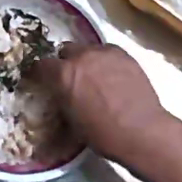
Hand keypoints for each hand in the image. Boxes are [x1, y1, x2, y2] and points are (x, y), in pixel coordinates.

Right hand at [36, 44, 181, 169]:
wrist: (141, 131)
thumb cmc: (102, 133)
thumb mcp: (71, 119)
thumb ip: (63, 98)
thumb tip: (61, 93)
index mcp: (63, 74)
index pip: (42, 65)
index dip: (40, 73)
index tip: (42, 80)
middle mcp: (82, 56)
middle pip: (66, 50)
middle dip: (65, 62)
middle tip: (71, 79)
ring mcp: (105, 53)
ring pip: (88, 49)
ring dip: (86, 60)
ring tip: (94, 76)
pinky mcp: (124, 54)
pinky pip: (107, 52)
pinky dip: (105, 61)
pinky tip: (112, 75)